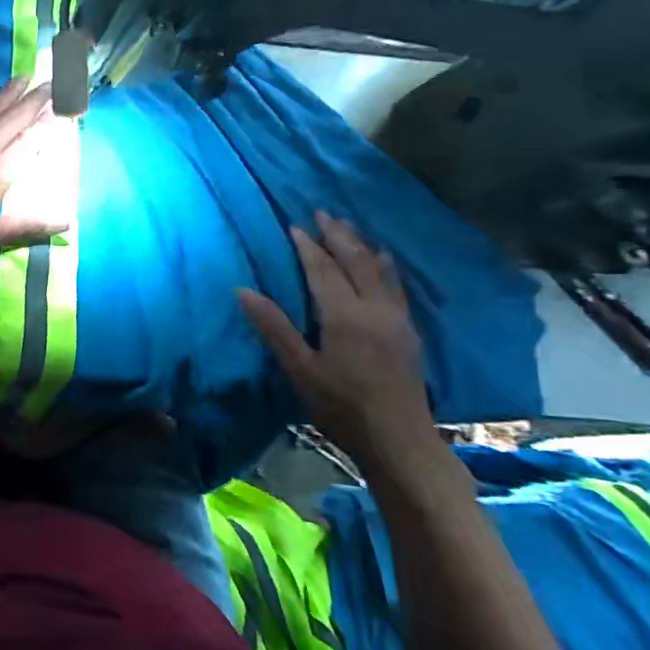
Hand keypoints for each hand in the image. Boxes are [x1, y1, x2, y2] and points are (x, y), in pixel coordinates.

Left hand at [0, 75, 68, 257]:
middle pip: (15, 118)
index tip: (65, 107)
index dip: (48, 124)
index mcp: (0, 171)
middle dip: (36, 99)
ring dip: (9, 91)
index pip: (31, 141)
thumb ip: (26, 227)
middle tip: (55, 81)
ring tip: (26, 76)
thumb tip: (67, 224)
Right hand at [236, 212, 437, 471]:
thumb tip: (242, 290)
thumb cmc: (339, 405)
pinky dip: (384, 265)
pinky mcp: (407, 331)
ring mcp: (396, 318)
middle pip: (356, 261)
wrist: (397, 437)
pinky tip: (383, 261)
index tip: (294, 225)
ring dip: (362, 245)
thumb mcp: (298, 368)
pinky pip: (395, 285)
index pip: (323, 270)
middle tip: (323, 212)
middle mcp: (374, 309)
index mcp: (344, 315)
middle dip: (338, 235)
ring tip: (350, 227)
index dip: (308, 246)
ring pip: (380, 270)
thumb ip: (274, 326)